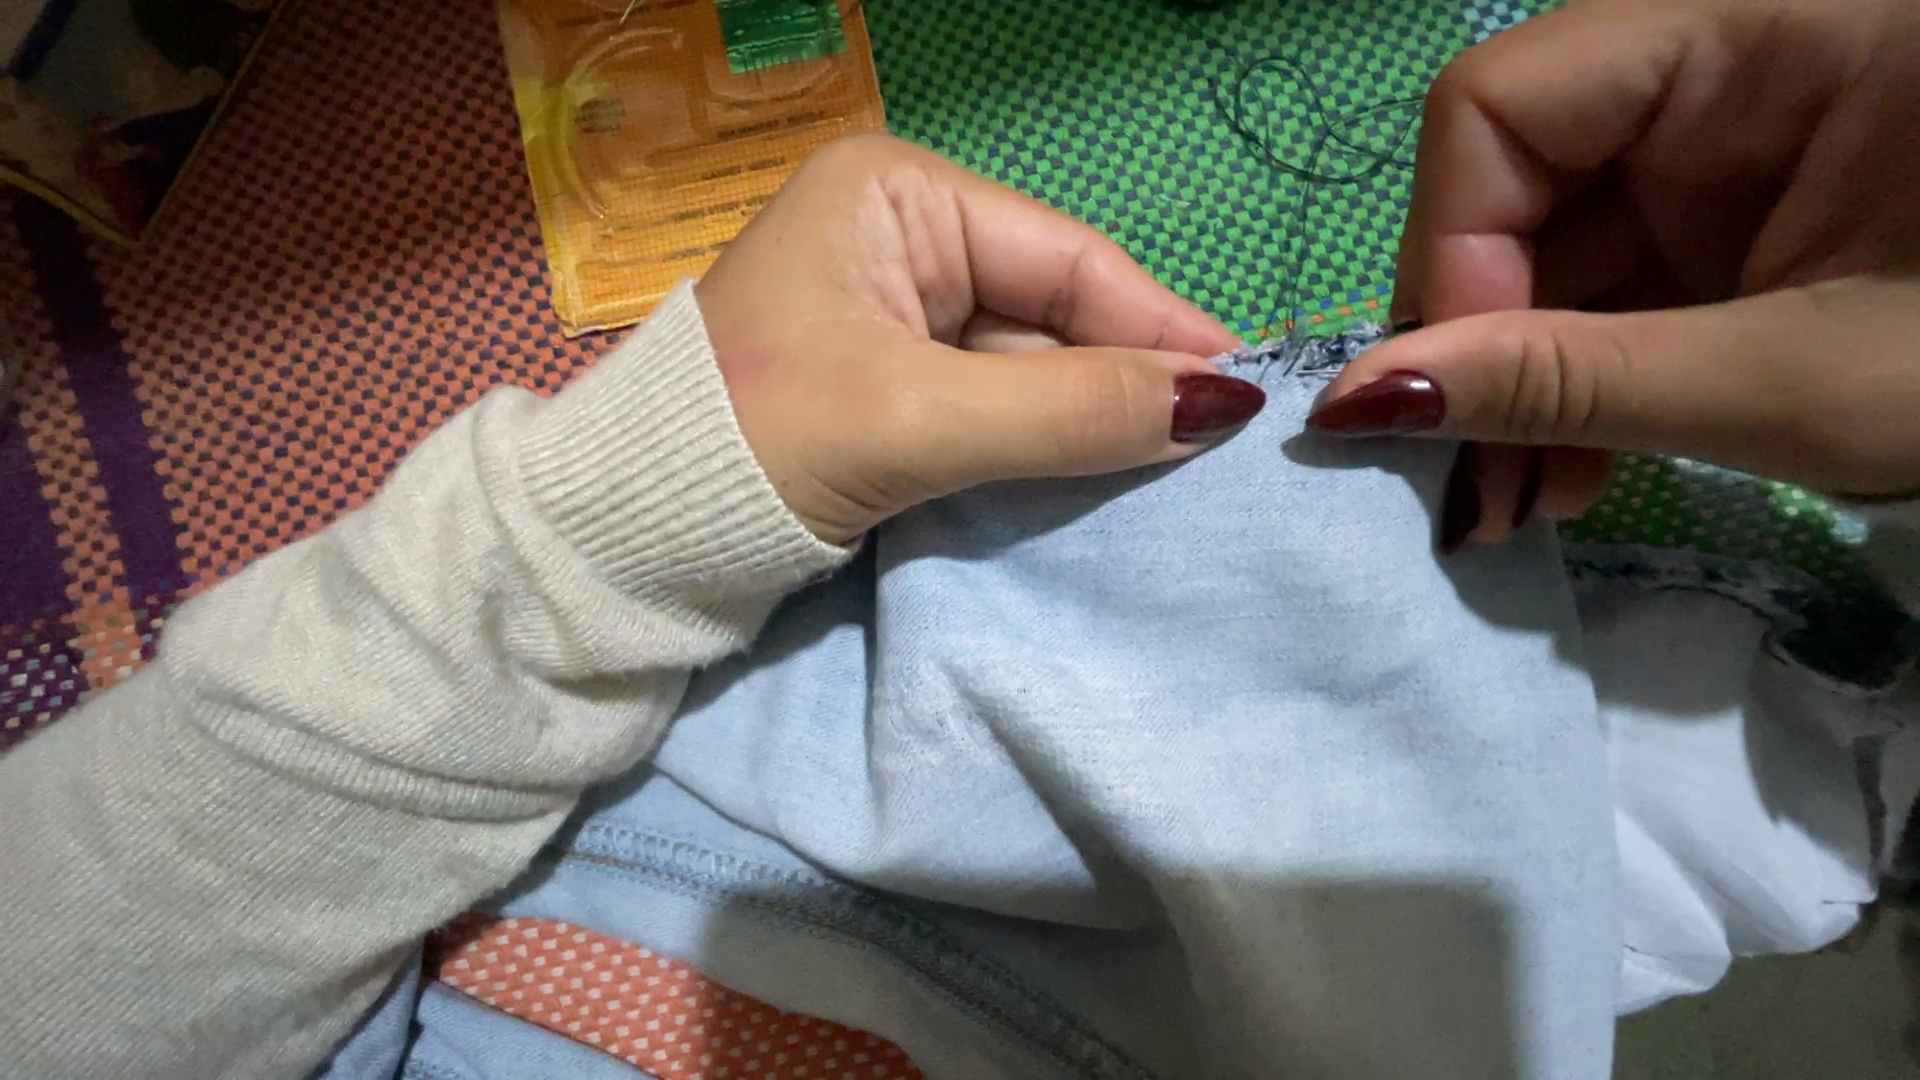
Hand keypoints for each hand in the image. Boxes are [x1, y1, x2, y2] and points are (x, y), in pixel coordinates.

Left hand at [696, 135, 1259, 544]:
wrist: (637, 534)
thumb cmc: (758, 444)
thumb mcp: (915, 420)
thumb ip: (1064, 410)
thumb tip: (1215, 405)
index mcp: (898, 199)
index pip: (1064, 258)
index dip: (1158, 325)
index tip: (1239, 389)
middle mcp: (902, 242)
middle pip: (1050, 311)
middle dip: (1123, 378)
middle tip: (1208, 443)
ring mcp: (897, 316)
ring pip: (1026, 366)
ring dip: (1086, 417)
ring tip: (1167, 463)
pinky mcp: (892, 384)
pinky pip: (991, 406)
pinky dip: (1038, 443)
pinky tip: (1090, 472)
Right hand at [1303, 0, 1919, 549]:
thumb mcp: (1791, 382)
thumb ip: (1554, 384)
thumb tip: (1349, 404)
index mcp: (1780, 26)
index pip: (1498, 106)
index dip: (1449, 245)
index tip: (1458, 380)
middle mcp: (1726, 69)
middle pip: (1498, 197)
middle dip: (1469, 351)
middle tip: (1470, 485)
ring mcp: (1709, 156)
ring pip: (1526, 267)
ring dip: (1505, 393)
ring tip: (1518, 502)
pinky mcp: (1707, 225)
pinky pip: (1577, 299)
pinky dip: (1556, 393)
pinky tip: (1564, 472)